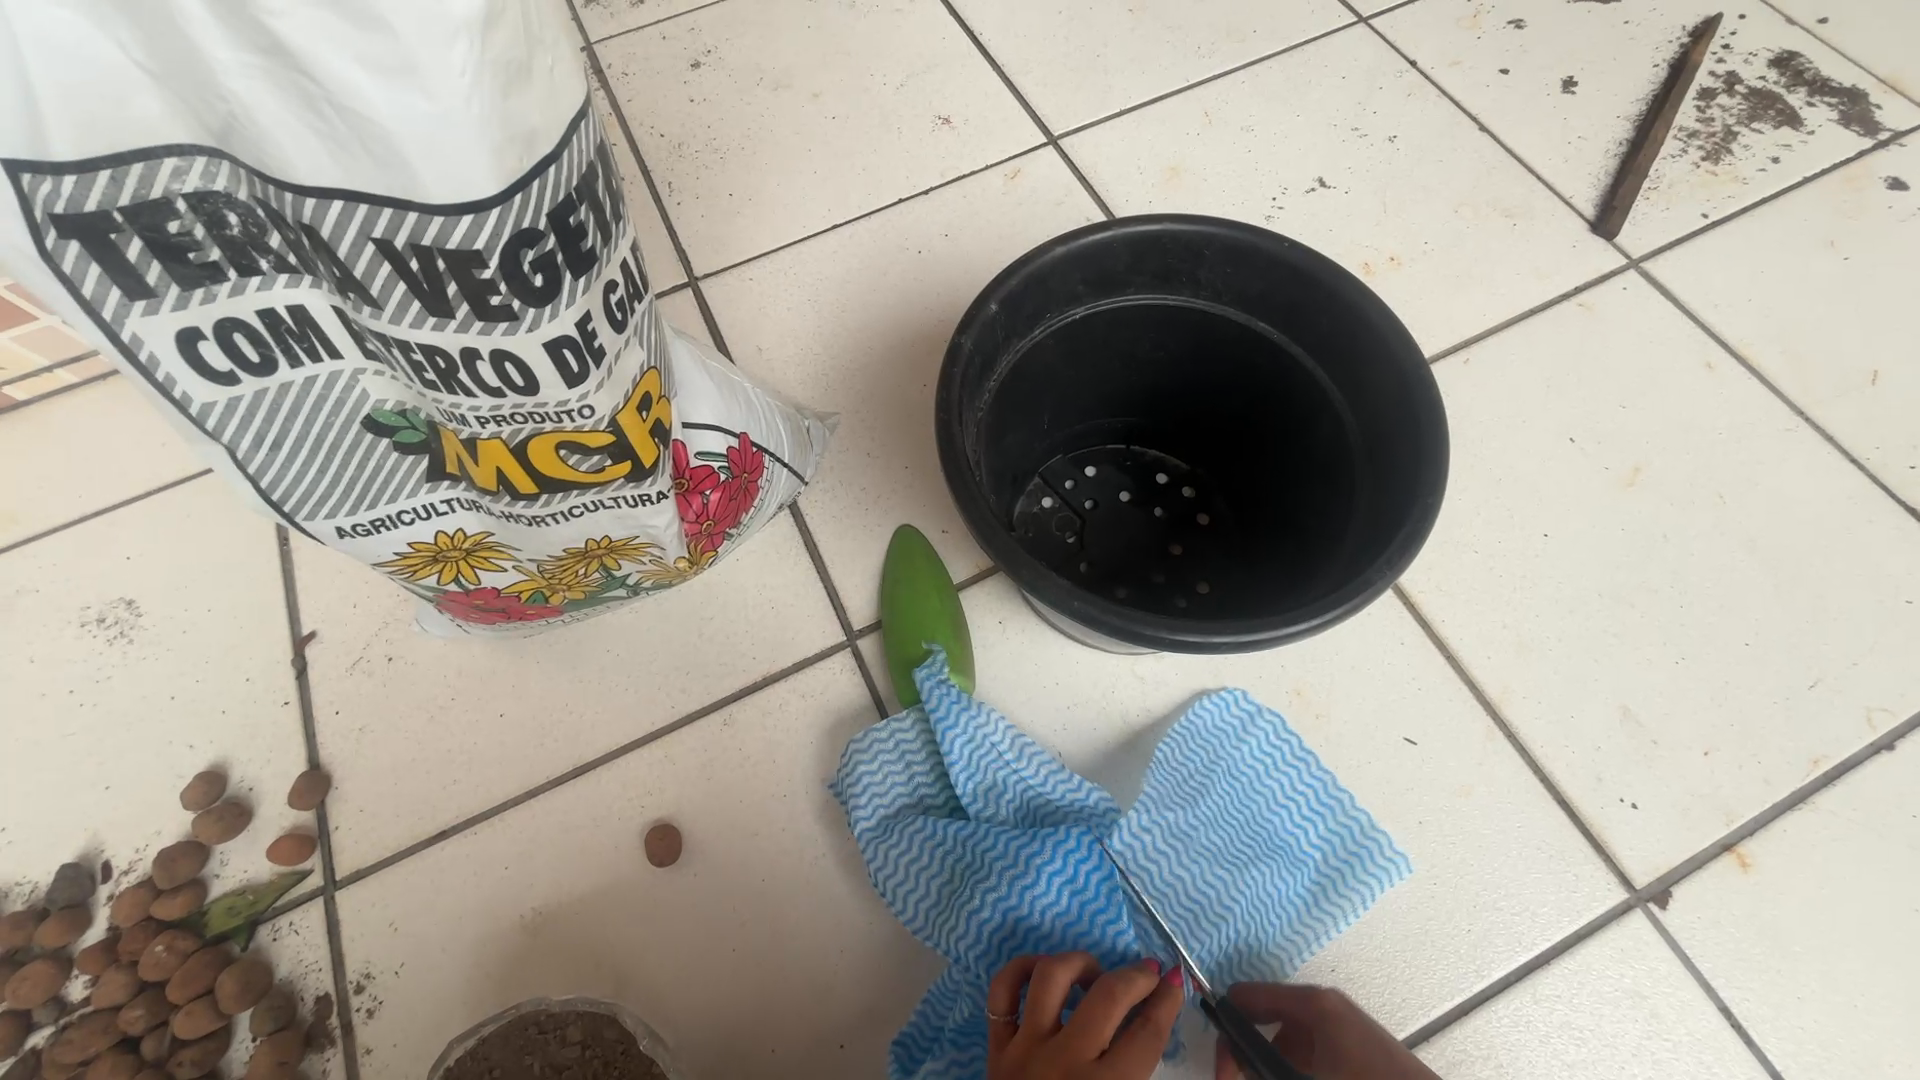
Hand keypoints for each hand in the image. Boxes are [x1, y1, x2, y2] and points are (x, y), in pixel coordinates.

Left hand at [986, 952, 1184, 1079]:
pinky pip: (1001, 990)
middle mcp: (1065, 1062)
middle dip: (1136, 976)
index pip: (1146, 1033)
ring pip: (1051, 977)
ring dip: (1080, 963)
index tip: (1175, 982)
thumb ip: (1139, 1076)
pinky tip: (1043, 971)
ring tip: (1096, 974)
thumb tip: (1155, 1024)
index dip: (1167, 1002)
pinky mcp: (995, 1047)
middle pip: (1107, 996)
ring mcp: (1025, 1049)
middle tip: (1149, 972)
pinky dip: (1020, 968)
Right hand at [1214, 984, 1439, 1079]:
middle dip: (1246, 1051)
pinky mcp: (1355, 1047)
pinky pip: (1309, 1051)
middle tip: (1235, 1079)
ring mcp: (1341, 1024)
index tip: (1221, 1070)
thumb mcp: (1303, 1078)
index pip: (1246, 997)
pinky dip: (1294, 1066)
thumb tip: (1232, 1063)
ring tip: (1263, 1079)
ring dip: (1271, 1064)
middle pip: (1264, 1017)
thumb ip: (1262, 1068)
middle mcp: (1323, 1004)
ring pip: (1286, 1039)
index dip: (1226, 1030)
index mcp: (1311, 1003)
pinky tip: (1291, 1078)